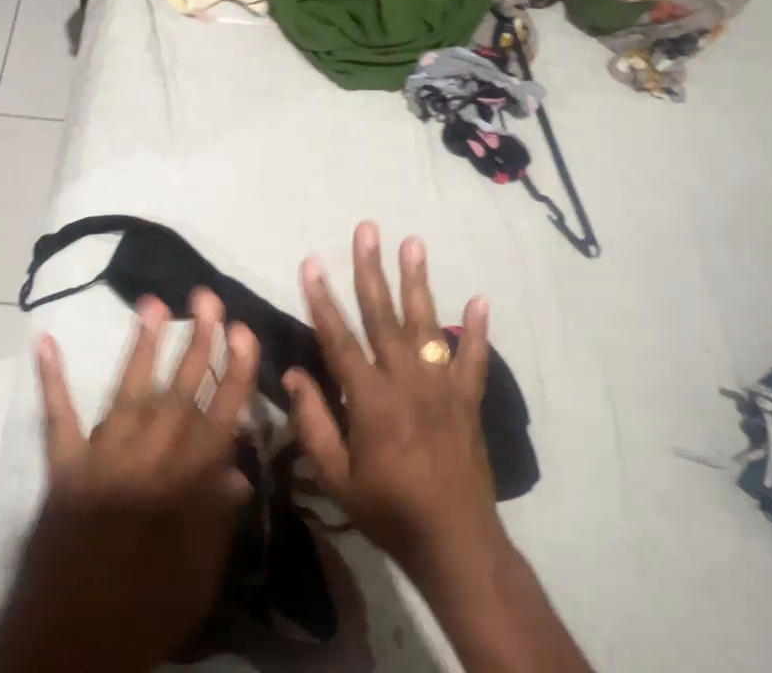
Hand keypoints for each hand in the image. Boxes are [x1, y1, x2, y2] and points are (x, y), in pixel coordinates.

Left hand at [0, 289, 260, 672]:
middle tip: (207, 299)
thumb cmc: (145, 611)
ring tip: (154, 304)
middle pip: (177, 394)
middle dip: (196, 343)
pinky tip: (46, 343)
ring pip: (127, 393)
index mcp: (184, 489)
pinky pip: (57, 418)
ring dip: (141, 346)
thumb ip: (215, 517)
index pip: (218, 419)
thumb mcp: (199, 576)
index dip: (233, 373)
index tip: (242, 332)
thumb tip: (235, 470)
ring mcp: (101, 460)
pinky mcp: (63, 469)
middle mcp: (146, 462)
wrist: (70, 640)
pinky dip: (51, 380)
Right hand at [282, 222, 500, 576]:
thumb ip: (313, 423)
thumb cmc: (387, 510)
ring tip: (413, 243)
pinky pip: (474, 359)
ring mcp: (442, 388)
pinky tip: (480, 300)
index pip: (339, 338)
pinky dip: (478, 331)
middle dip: (371, 270)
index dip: (322, 299)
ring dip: (418, 282)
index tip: (311, 262)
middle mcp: (407, 382)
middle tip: (367, 230)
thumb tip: (292, 375)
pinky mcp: (468, 401)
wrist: (455, 541)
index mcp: (370, 400)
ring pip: (427, 325)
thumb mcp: (335, 477)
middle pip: (385, 316)